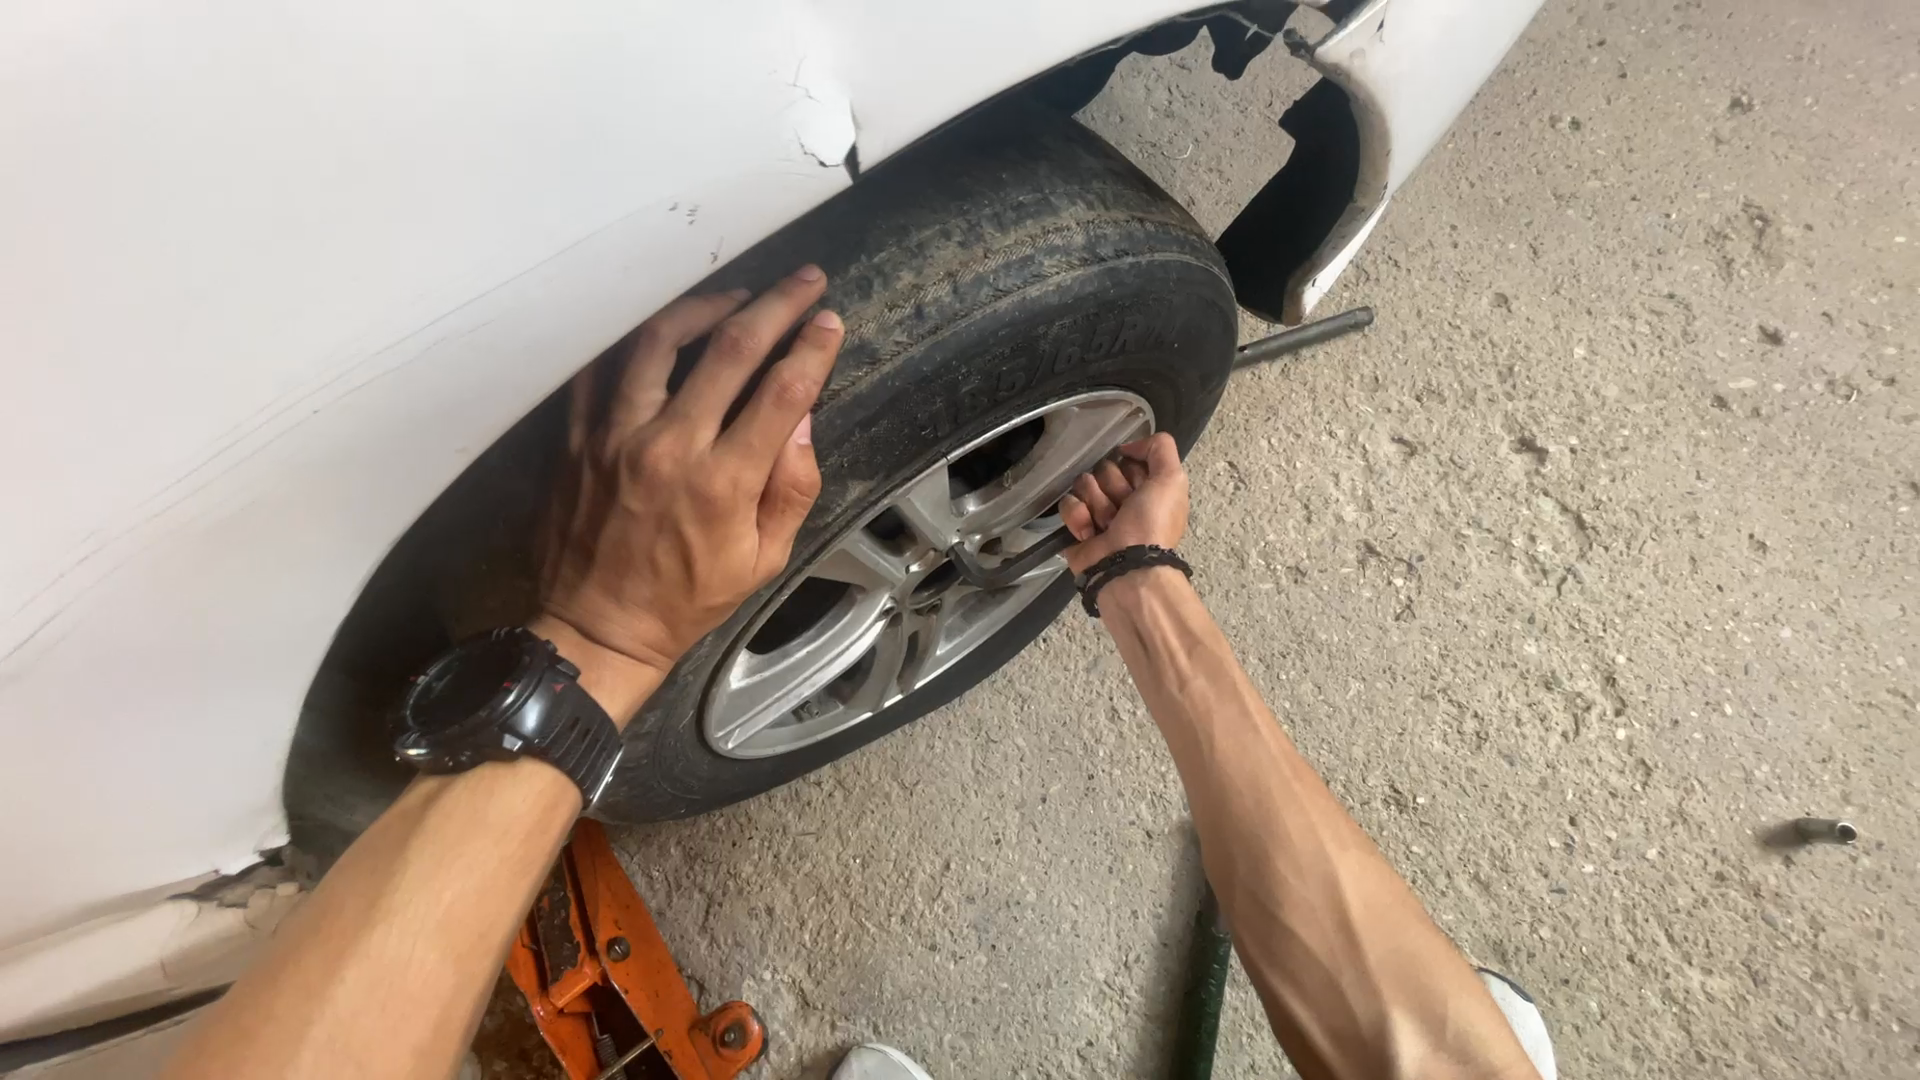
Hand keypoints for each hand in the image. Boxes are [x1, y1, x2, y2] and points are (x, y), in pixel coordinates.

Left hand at [537, 266, 843, 677]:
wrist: (597, 625)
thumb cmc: (691, 597)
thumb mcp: (765, 559)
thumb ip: (791, 489)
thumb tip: (802, 422)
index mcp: (723, 482)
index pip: (781, 393)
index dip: (813, 349)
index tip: (830, 321)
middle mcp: (669, 444)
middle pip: (730, 350)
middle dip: (777, 306)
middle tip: (805, 280)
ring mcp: (616, 433)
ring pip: (662, 340)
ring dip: (708, 305)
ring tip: (739, 294)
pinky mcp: (579, 434)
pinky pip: (604, 363)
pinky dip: (638, 335)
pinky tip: (666, 325)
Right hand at [1057, 432, 1187, 574]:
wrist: (1127, 567)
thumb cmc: (1153, 524)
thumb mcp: (1172, 480)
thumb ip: (1160, 448)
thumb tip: (1128, 446)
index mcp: (1147, 488)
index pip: (1127, 459)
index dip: (1132, 471)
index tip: (1140, 488)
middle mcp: (1123, 499)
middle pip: (1103, 469)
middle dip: (1112, 488)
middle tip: (1123, 510)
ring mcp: (1098, 513)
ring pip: (1083, 483)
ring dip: (1096, 504)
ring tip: (1107, 525)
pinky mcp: (1076, 527)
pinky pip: (1067, 504)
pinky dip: (1079, 518)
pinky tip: (1091, 533)